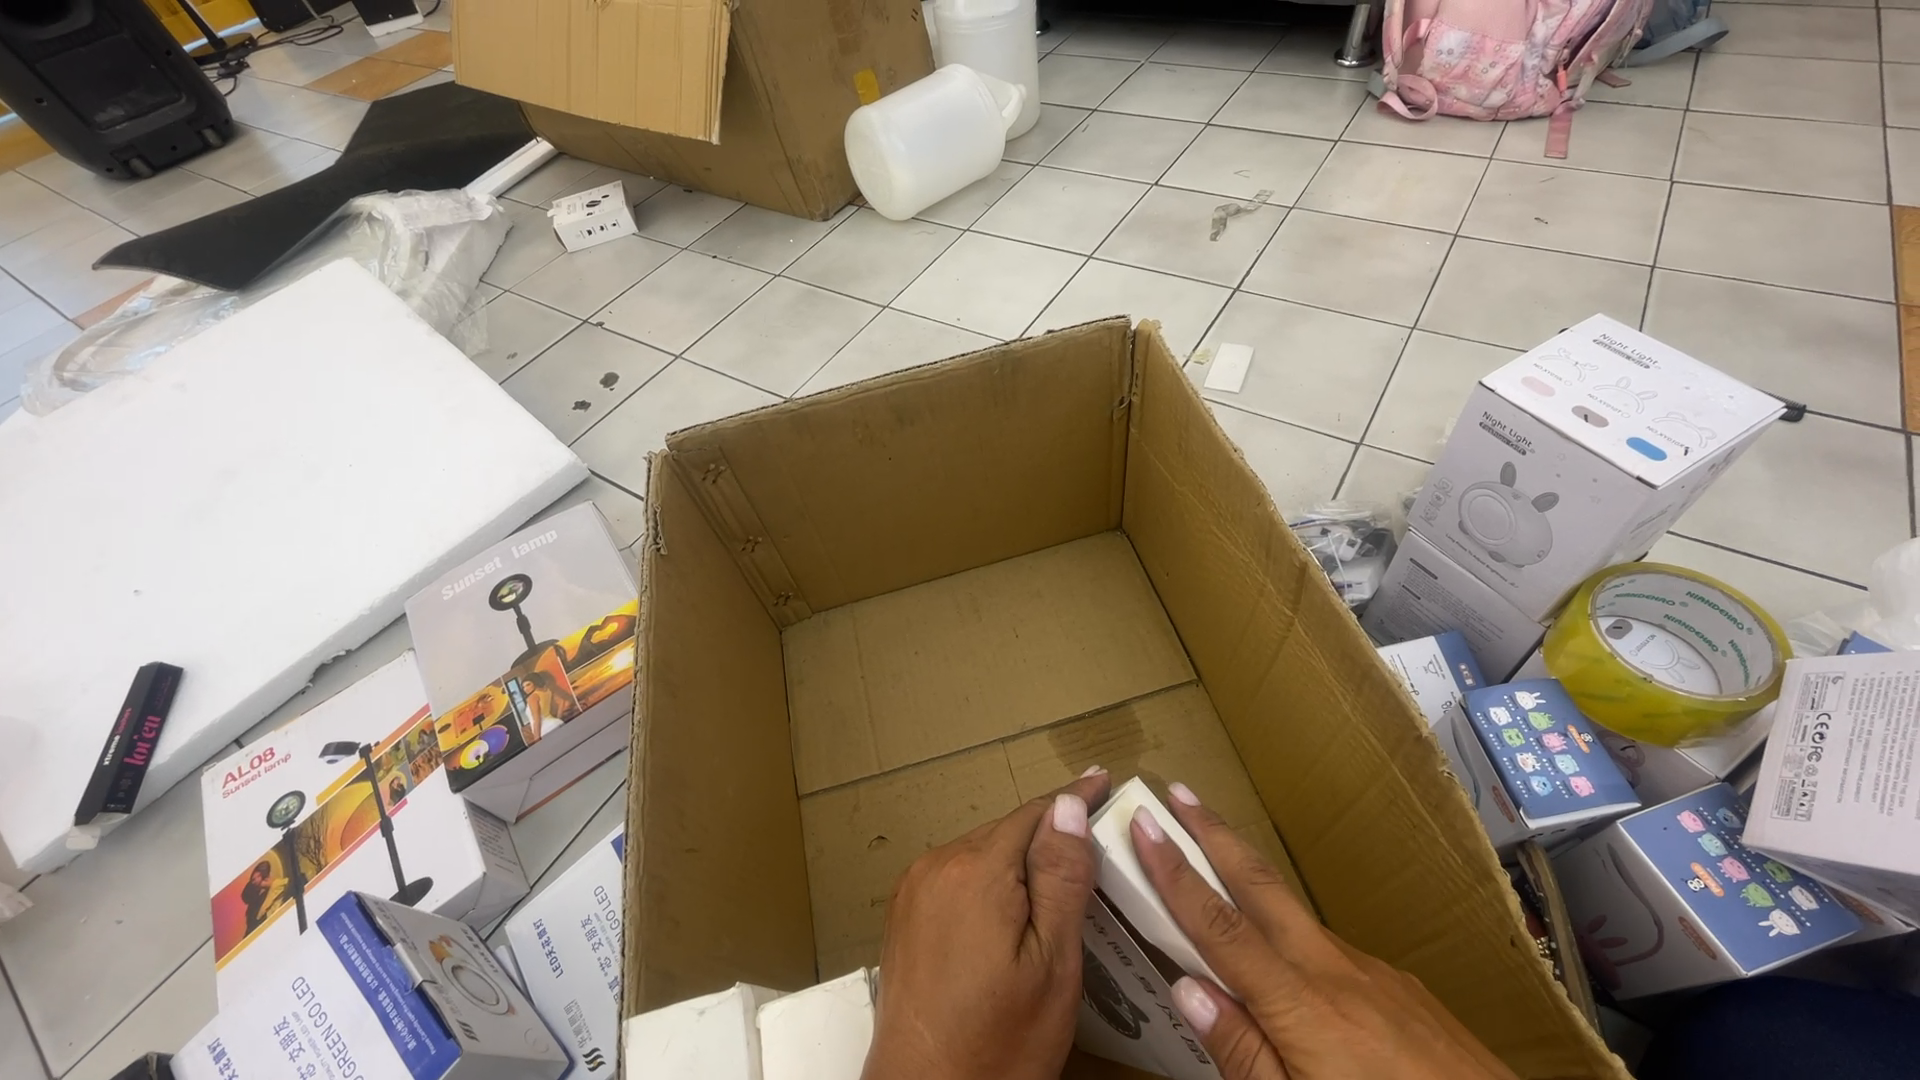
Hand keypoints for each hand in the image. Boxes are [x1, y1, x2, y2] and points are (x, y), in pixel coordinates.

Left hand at [861, 767, 1112, 1079]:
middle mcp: (938, 864)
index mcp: (976, 870)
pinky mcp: (903, 912)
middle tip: (1093, 842)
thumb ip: (1060, 878)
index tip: (1104, 780)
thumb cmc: (1000, 1042)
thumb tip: (1068, 806)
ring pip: (982, 850)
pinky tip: (1009, 906)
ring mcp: (915, 887)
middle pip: (1007, 830)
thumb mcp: (1051, 964)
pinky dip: (989, 877)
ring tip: (1057, 878)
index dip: (1074, 797)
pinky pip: (957, 873)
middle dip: (1048, 833)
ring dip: (1018, 857)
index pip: (1035, 813)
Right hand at [1132, 783, 1517, 1079]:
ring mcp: (1374, 974)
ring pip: (1295, 914)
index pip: (1220, 924)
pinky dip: (1294, 934)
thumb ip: (1245, 1055)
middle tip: (1178, 790)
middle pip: (1260, 884)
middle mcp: (1334, 971)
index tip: (1144, 824)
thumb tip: (1185, 984)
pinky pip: (1332, 949)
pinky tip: (1293, 960)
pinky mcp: (1404, 989)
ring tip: (1215, 860)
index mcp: (1302, 1006)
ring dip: (1248, 876)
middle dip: (1213, 833)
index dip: (1175, 872)